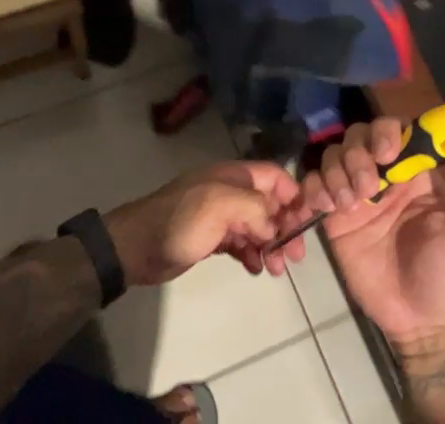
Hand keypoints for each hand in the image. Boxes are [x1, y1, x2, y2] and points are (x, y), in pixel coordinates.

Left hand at [104, 161, 306, 285]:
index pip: (274, 176)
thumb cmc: (181, 221)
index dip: (293, 196)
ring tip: (275, 269)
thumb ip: (255, 208)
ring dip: (271, 245)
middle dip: (285, 227)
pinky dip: (252, 254)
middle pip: (269, 204)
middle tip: (294, 256)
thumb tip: (274, 227)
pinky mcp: (211, 238)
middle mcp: (228, 192)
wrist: (138, 247)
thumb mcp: (221, 206)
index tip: (307, 223)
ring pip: (257, 227)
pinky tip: (255, 269)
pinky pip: (241, 244)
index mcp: (232, 176)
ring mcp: (219, 216)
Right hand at [302, 119, 444, 348]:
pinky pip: (313, 185)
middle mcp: (386, 178)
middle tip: (368, 186)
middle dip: (358, 153)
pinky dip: (314, 187)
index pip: (400, 131)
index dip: (389, 130)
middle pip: (360, 137)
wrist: (420, 324)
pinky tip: (326, 207)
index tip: (387, 150)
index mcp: (420, 176)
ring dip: (337, 171)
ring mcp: (358, 195)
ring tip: (350, 204)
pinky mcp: (334, 217)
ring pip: (335, 156)